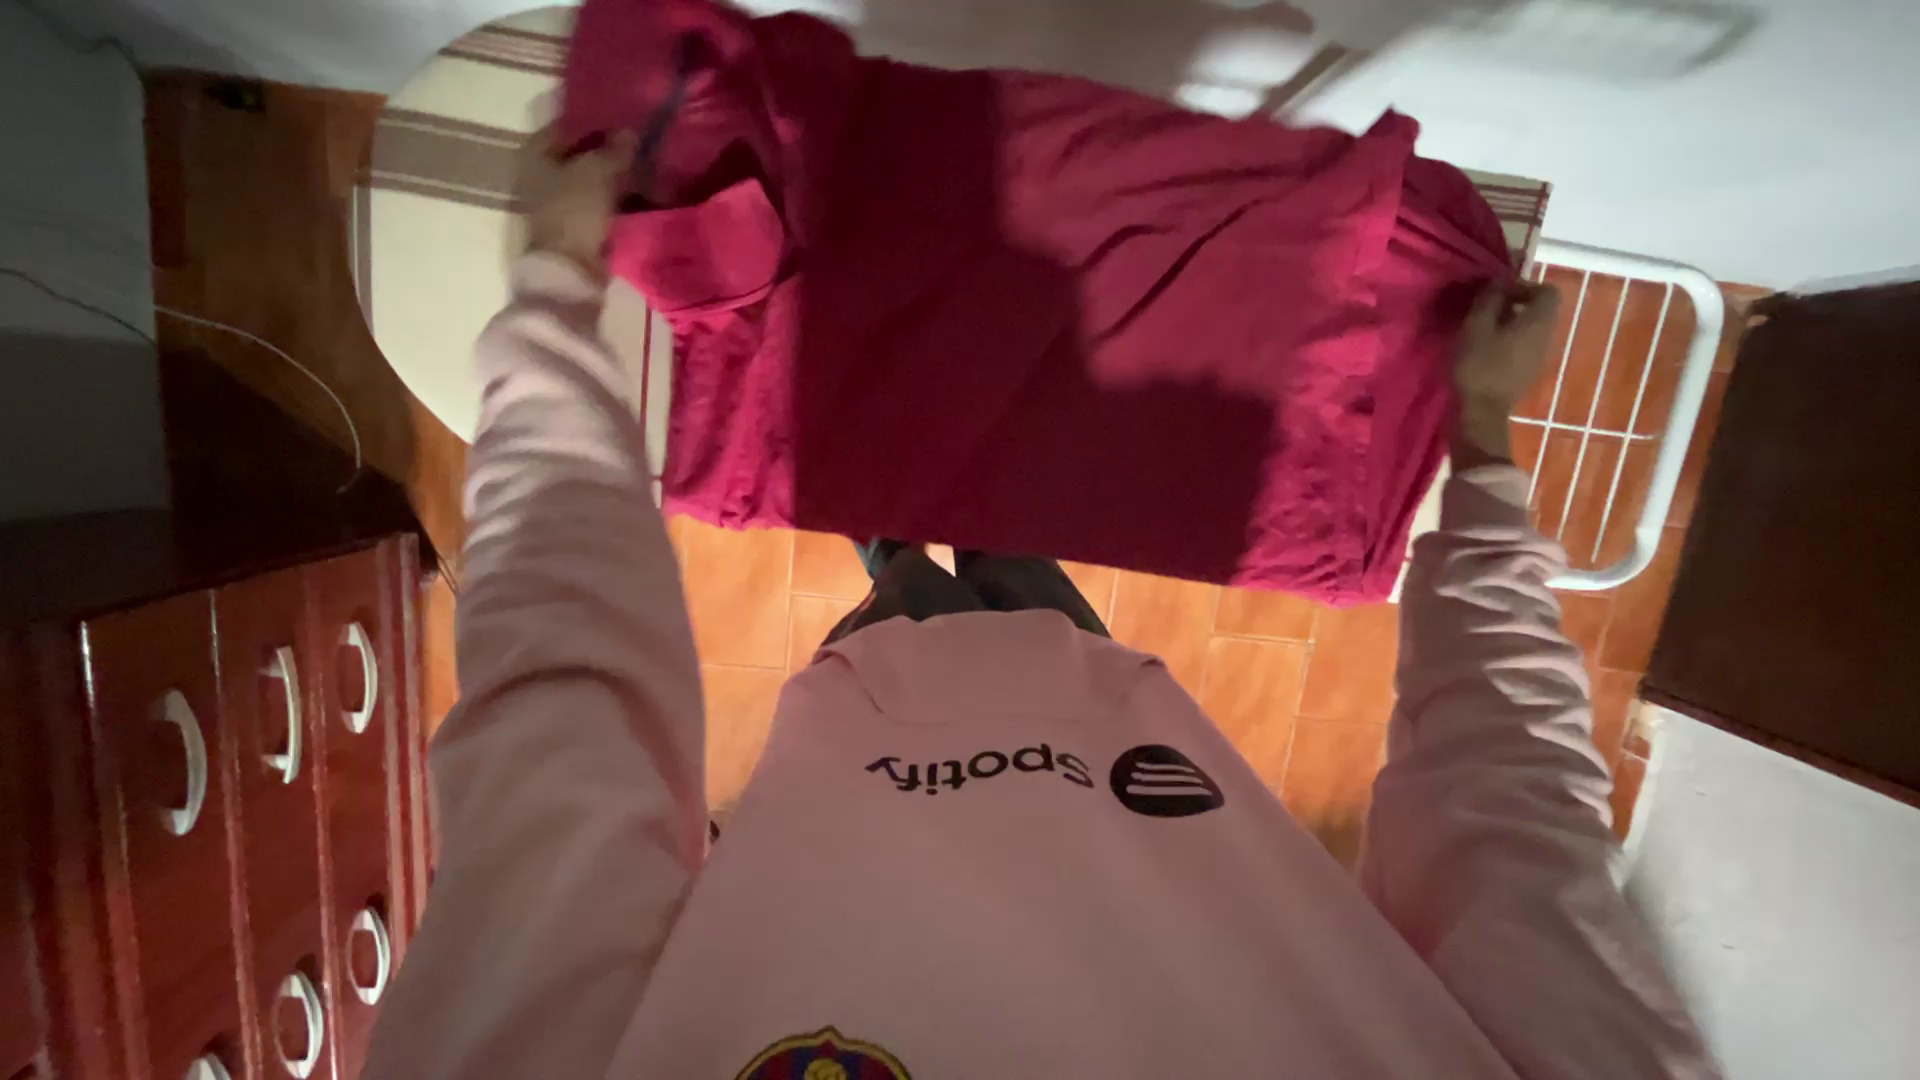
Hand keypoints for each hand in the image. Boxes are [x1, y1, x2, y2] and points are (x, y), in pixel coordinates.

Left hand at [513, 126, 636, 277]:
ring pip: (590, 179)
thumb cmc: (575, 212)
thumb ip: (614, 150)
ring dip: (613, 177)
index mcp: (536, 152)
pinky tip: (636, 196)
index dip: (596, 122)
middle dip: (607, 151)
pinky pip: (597, 203)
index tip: (625, 122)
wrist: (569, 268)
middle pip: (578, 153)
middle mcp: (539, 172)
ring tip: (642, 171)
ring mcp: (555, 200)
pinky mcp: (572, 224)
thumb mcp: (597, 173)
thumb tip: (630, 132)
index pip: (568, 125)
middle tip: (638, 147)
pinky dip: (613, 199)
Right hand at [1451, 281, 1561, 463]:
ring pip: (1531, 330)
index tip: (1496, 295)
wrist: (1479, 414)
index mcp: (1539, 321)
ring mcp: (1540, 357)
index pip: (1547, 290)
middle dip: (1515, 306)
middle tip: (1484, 313)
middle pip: (1540, 311)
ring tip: (1481, 334)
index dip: (1523, 286)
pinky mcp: (1527, 373)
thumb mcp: (1475, 327)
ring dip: (1510, 326)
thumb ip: (1488, 300)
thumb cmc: (1477, 367)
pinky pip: (1523, 348)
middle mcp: (1548, 336)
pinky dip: (1508, 344)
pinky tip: (1485, 354)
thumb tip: (1497, 282)